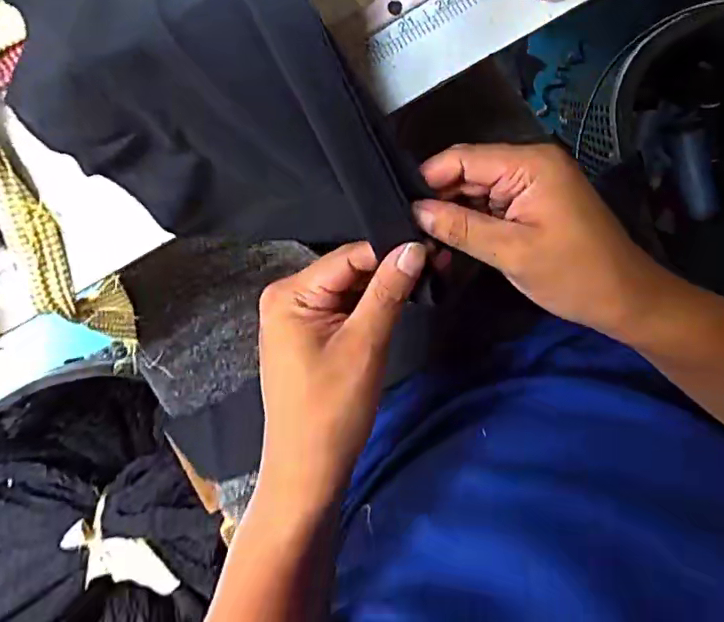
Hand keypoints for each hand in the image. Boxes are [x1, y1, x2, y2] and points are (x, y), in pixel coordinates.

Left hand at [256, 241, 425, 507]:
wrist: (308, 477)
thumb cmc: (330, 412)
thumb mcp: (365, 345)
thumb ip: (389, 290)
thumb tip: (415, 246)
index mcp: (289, 293)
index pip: (348, 256)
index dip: (390, 251)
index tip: (431, 246)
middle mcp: (287, 297)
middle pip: (348, 269)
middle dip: (390, 268)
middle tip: (436, 260)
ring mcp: (296, 317)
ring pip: (350, 288)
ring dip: (384, 287)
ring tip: (427, 275)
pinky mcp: (308, 335)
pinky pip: (344, 308)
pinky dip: (371, 307)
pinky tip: (401, 300)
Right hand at [411, 143, 680, 341]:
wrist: (629, 300)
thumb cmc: (574, 275)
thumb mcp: (511, 252)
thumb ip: (460, 227)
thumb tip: (415, 211)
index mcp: (530, 163)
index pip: (464, 157)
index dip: (430, 178)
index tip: (401, 205)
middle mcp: (531, 161)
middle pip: (470, 170)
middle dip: (440, 197)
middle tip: (409, 227)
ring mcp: (534, 180)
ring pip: (478, 188)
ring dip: (455, 211)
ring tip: (424, 237)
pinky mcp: (535, 199)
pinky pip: (494, 201)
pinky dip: (474, 219)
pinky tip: (451, 238)